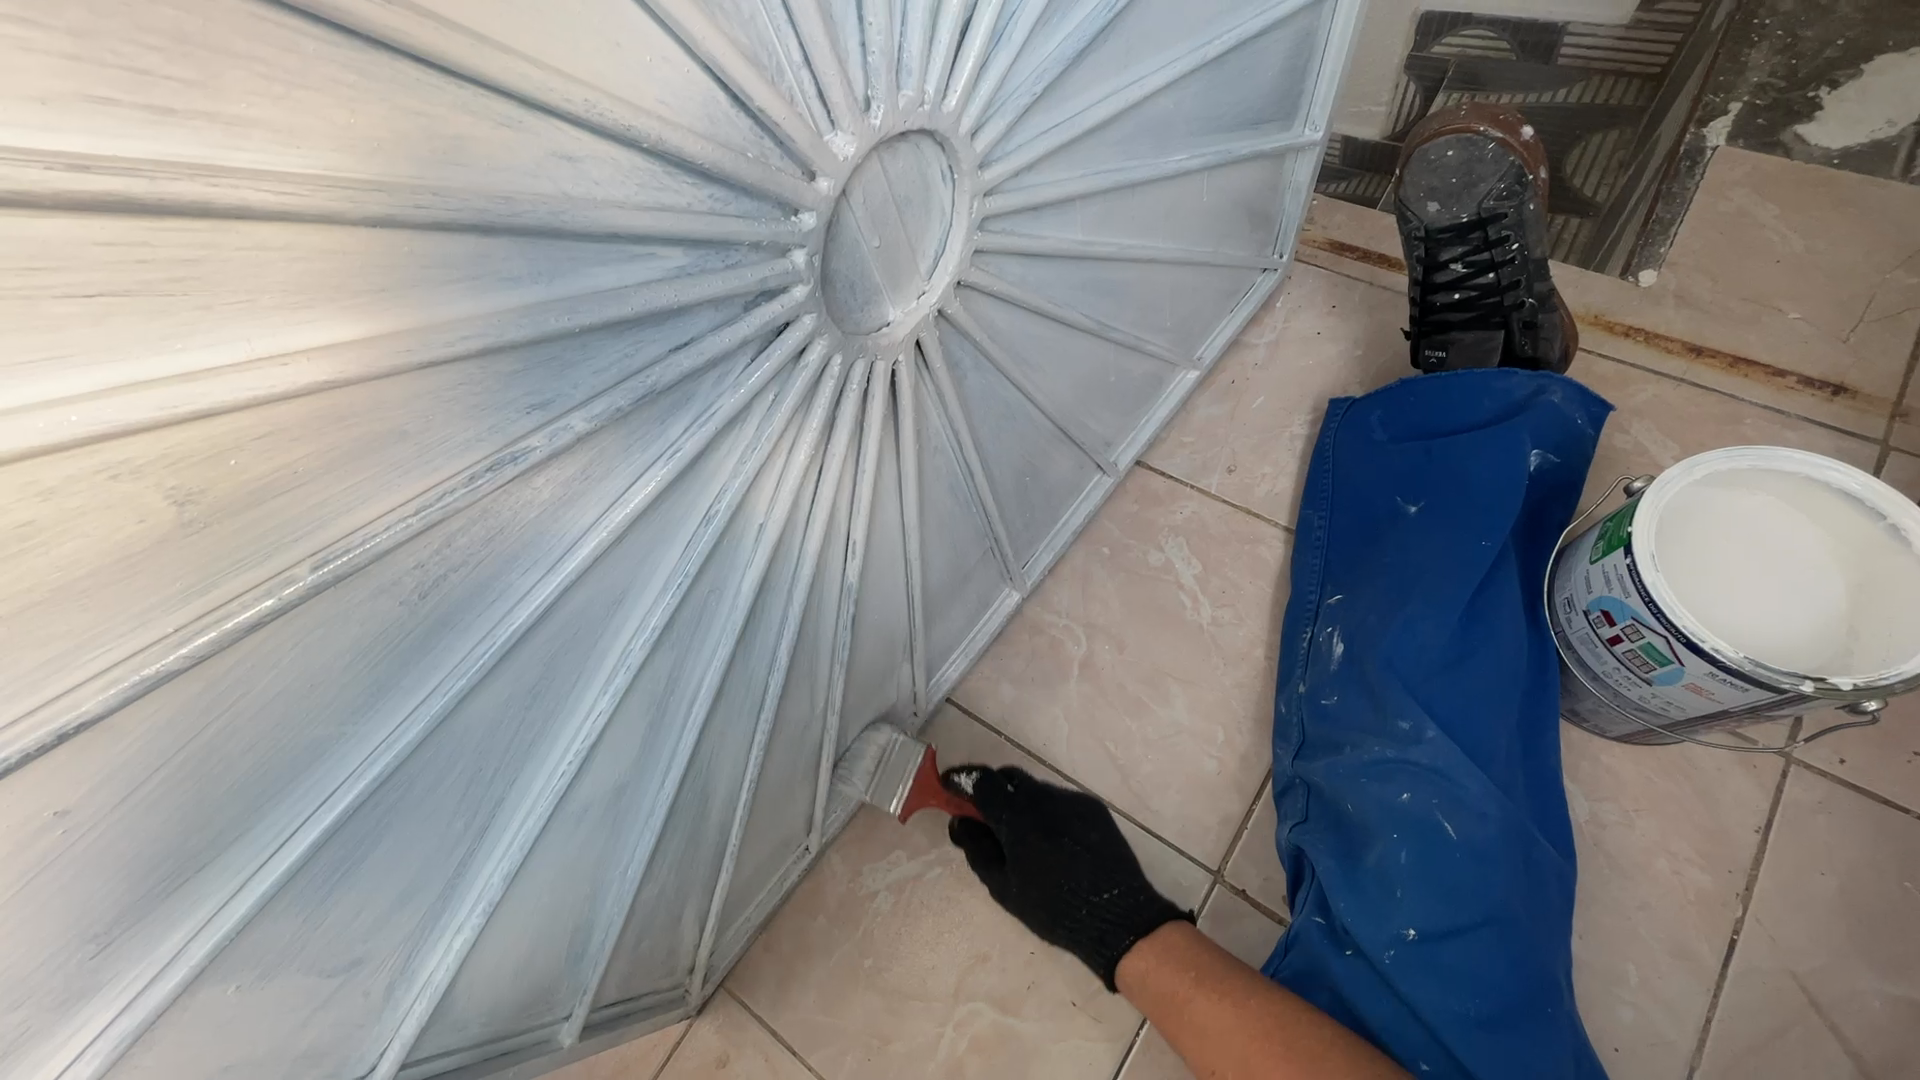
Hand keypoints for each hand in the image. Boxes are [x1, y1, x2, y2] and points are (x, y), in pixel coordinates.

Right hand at [942, 765, 1192, 990]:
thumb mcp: (1004, 888)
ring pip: (1035, 789)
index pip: (983, 781)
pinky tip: (1052, 841)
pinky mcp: (1093, 807)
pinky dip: (1046, 811)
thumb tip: (959, 821)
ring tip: (1022, 836)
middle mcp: (1044, 798)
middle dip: (992, 789)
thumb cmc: (1053, 909)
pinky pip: (1060, 800)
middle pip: (1009, 777)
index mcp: (1018, 817)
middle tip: (984, 814)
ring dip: (1020, 801)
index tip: (951, 789)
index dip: (963, 781)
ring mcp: (1072, 800)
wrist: (1118, 916)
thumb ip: (977, 849)